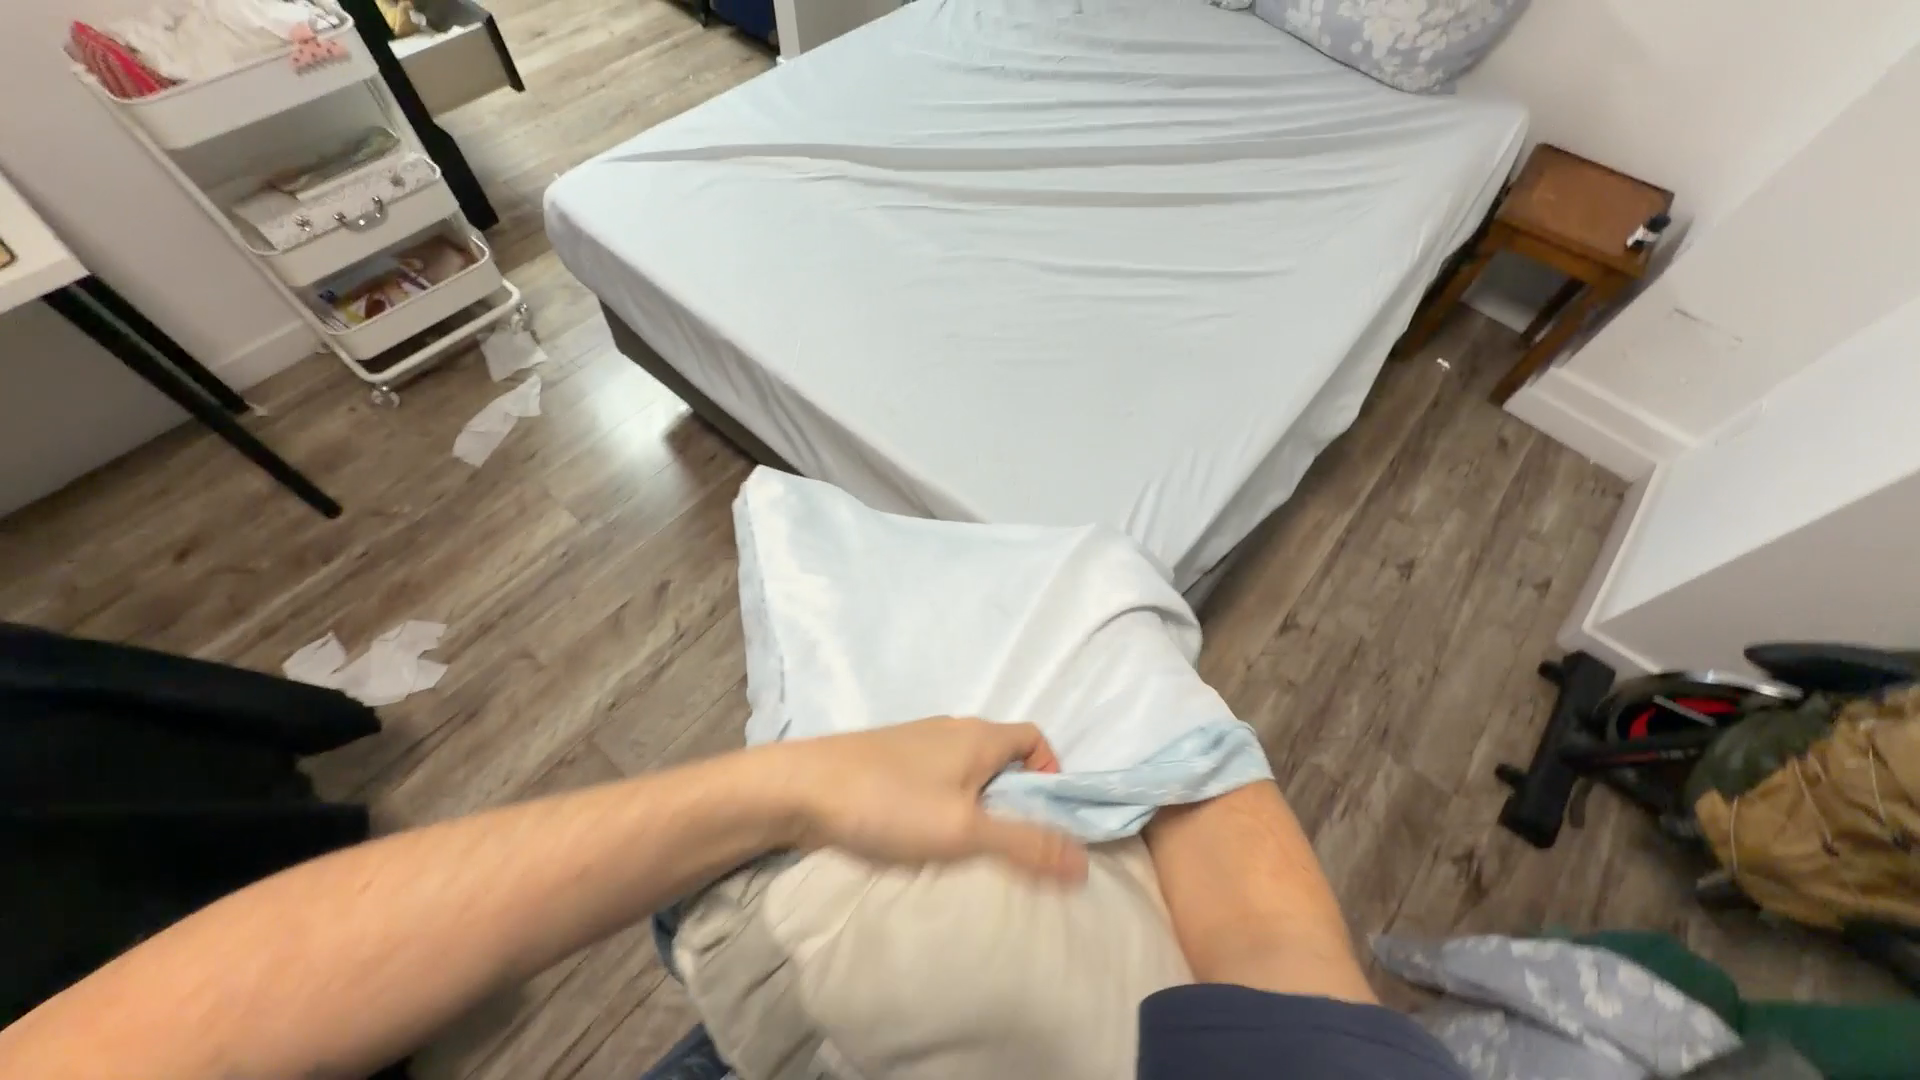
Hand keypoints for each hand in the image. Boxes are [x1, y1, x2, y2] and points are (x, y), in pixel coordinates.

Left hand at [765, 716, 1087, 883]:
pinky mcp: (886, 759)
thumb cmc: (890, 803)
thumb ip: (1026, 845)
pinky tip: (921, 835)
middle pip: (1002, 756)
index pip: (1036, 739)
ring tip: (964, 847)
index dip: (1051, 774)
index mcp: (979, 735)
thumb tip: (1085, 860)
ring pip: (965, 769)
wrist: (800, 788)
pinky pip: (933, 777)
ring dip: (976, 804)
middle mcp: (951, 729)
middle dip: (1013, 798)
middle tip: (1005, 845)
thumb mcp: (965, 831)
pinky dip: (942, 802)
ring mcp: (915, 741)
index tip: (1042, 819)